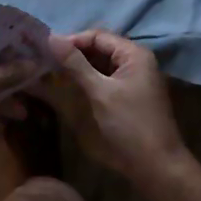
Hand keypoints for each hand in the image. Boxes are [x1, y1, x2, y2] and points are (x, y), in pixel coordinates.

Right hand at [53, 31, 186, 174]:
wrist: (156, 164)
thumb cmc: (130, 125)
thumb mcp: (100, 92)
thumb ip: (76, 64)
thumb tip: (51, 37)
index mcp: (134, 54)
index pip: (97, 36)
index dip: (71, 41)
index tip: (45, 51)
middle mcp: (136, 61)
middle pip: (99, 48)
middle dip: (73, 54)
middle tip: (44, 61)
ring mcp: (133, 79)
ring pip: (100, 65)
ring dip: (78, 68)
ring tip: (50, 72)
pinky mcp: (128, 95)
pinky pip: (104, 80)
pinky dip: (87, 81)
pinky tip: (68, 86)